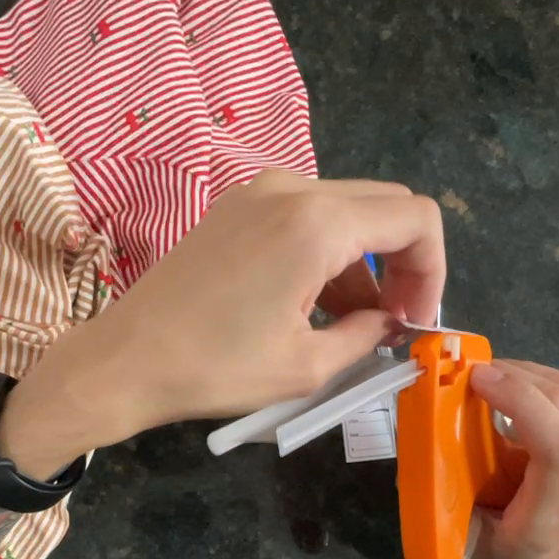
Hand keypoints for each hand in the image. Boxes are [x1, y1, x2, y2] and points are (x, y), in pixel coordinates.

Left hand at [5, 171, 444, 460]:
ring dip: (360, 266)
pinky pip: (302, 220)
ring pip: (342, 214)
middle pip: (382, 207)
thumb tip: (391, 323)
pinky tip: (312, 307)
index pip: (415, 218)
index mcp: (319, 223)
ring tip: (351, 328)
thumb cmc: (216, 369)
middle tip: (394, 324)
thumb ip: (367, 337)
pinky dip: (323, 257)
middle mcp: (292, 189)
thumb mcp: (307, 367)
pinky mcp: (232, 210)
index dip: (433, 271)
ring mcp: (256, 193)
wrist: (125, 361)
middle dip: (402, 265)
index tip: (418, 321)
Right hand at [463, 361, 558, 558]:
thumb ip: (446, 496)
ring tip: (492, 380)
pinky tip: (516, 397)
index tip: (478, 380)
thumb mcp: (464, 544)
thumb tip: (418, 441)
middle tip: (473, 373)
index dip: (521, 402)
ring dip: (531, 377)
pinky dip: (544, 391)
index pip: (557, 446)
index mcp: (554, 517)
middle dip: (519, 377)